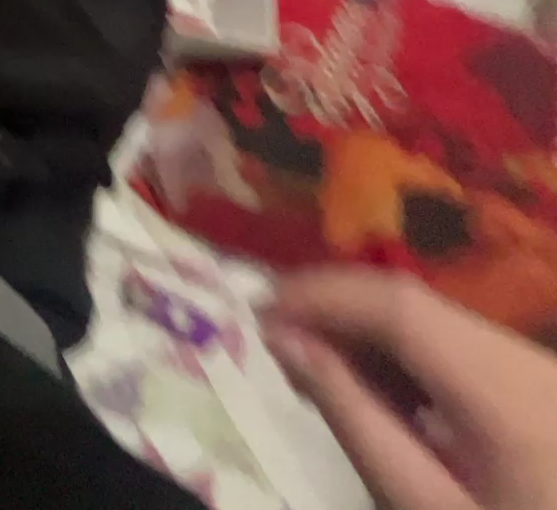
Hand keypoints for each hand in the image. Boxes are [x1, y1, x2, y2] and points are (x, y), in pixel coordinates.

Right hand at [261, 269, 556, 509]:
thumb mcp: (422, 498)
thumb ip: (350, 414)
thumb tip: (280, 338)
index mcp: (509, 394)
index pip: (396, 306)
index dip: (316, 295)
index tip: (257, 316)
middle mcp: (533, 363)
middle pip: (409, 301)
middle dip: (328, 307)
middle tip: (274, 337)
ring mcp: (542, 370)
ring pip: (427, 315)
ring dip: (357, 327)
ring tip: (317, 367)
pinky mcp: (542, 382)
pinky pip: (454, 339)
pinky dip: (397, 347)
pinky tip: (377, 386)